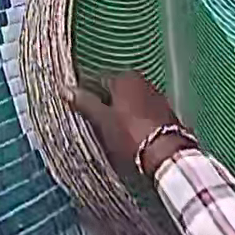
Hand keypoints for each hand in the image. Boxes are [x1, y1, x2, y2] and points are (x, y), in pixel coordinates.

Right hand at [65, 72, 189, 175]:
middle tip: (100, 125)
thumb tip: (64, 88)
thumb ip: (84, 102)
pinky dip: (139, 121)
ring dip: (124, 114)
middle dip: (108, 105)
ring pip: (132, 103)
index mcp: (124, 77)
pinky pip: (146, 114)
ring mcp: (159, 98)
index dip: (89, 97)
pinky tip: (136, 137)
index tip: (85, 113)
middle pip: (117, 92)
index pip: (98, 81)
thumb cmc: (130, 134)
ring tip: (118, 134)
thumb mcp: (102, 120)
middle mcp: (143, 81)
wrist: (169, 158)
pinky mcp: (170, 116)